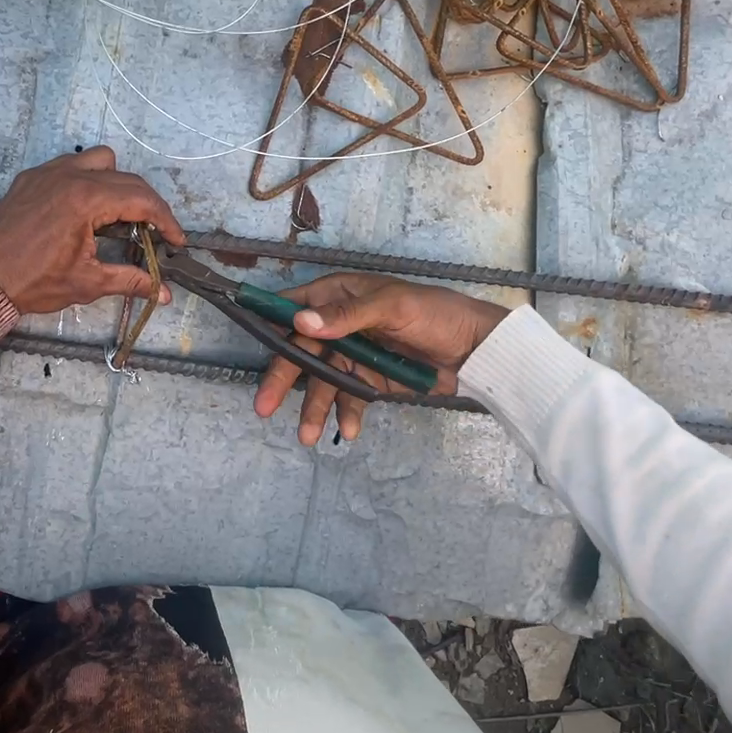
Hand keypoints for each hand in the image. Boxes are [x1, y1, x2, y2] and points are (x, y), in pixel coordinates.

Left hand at [0, 147, 184, 314]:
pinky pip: (68, 166)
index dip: (166, 220)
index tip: (177, 241)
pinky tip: (82, 211)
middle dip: (146, 204)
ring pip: (97, 160)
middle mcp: (68, 175)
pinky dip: (85, 180)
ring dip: (116, 182)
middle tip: (153, 234)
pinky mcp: (29, 179)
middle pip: (125, 178)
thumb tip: (164, 294)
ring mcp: (46, 173)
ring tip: (116, 216)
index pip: (141, 200)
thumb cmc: (35, 283)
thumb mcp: (87, 283)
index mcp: (85, 199)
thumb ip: (130, 281)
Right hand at [255, 274, 508, 445]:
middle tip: (264, 407)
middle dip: (283, 379)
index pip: (292, 307)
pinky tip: (348, 432)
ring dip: (313, 407)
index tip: (254, 347)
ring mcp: (352, 353)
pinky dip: (345, 414)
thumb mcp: (391, 308)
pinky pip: (348, 398)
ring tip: (307, 436)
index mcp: (337, 295)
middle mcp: (336, 324)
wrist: (477, 350)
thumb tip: (299, 322)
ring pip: (321, 380)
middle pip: (300, 351)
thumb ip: (345, 317)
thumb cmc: (433, 313)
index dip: (270, 325)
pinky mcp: (369, 379)